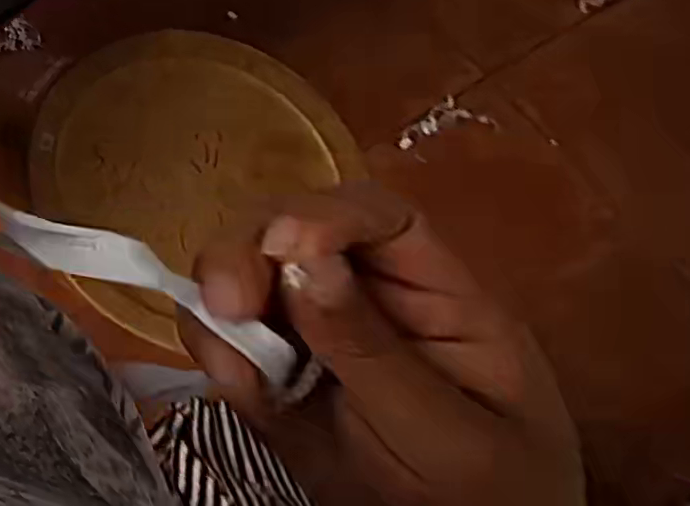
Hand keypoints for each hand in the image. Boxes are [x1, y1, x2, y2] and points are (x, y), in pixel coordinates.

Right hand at [178, 184, 582, 505]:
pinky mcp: (260, 342)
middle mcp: (356, 282)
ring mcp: (302, 310)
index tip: (279, 242)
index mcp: (429, 290)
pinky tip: (229, 380)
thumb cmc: (483, 501)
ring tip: (233, 370)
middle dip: (245, 253)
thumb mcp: (448, 438)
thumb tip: (300, 257)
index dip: (324, 212)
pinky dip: (206, 336)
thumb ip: (372, 349)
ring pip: (237, 261)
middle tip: (224, 303)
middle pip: (285, 224)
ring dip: (217, 299)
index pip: (376, 215)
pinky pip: (214, 314)